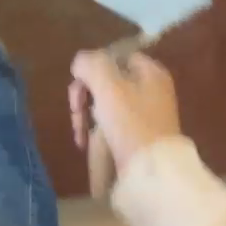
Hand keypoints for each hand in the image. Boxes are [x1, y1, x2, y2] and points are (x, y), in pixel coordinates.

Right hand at [68, 50, 180, 189]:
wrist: (149, 168)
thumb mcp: (108, 86)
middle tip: (75, 111)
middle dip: (84, 95)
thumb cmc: (130, 123)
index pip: (115, 57)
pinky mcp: (135, 135)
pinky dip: (94, 131)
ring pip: (104, 104)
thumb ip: (91, 65)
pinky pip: (109, 124)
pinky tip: (85, 142)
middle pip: (106, 82)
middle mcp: (149, 89)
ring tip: (79, 134)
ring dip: (85, 116)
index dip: (94, 67)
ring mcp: (143, 114)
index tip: (80, 84)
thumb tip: (79, 62)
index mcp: (149, 73)